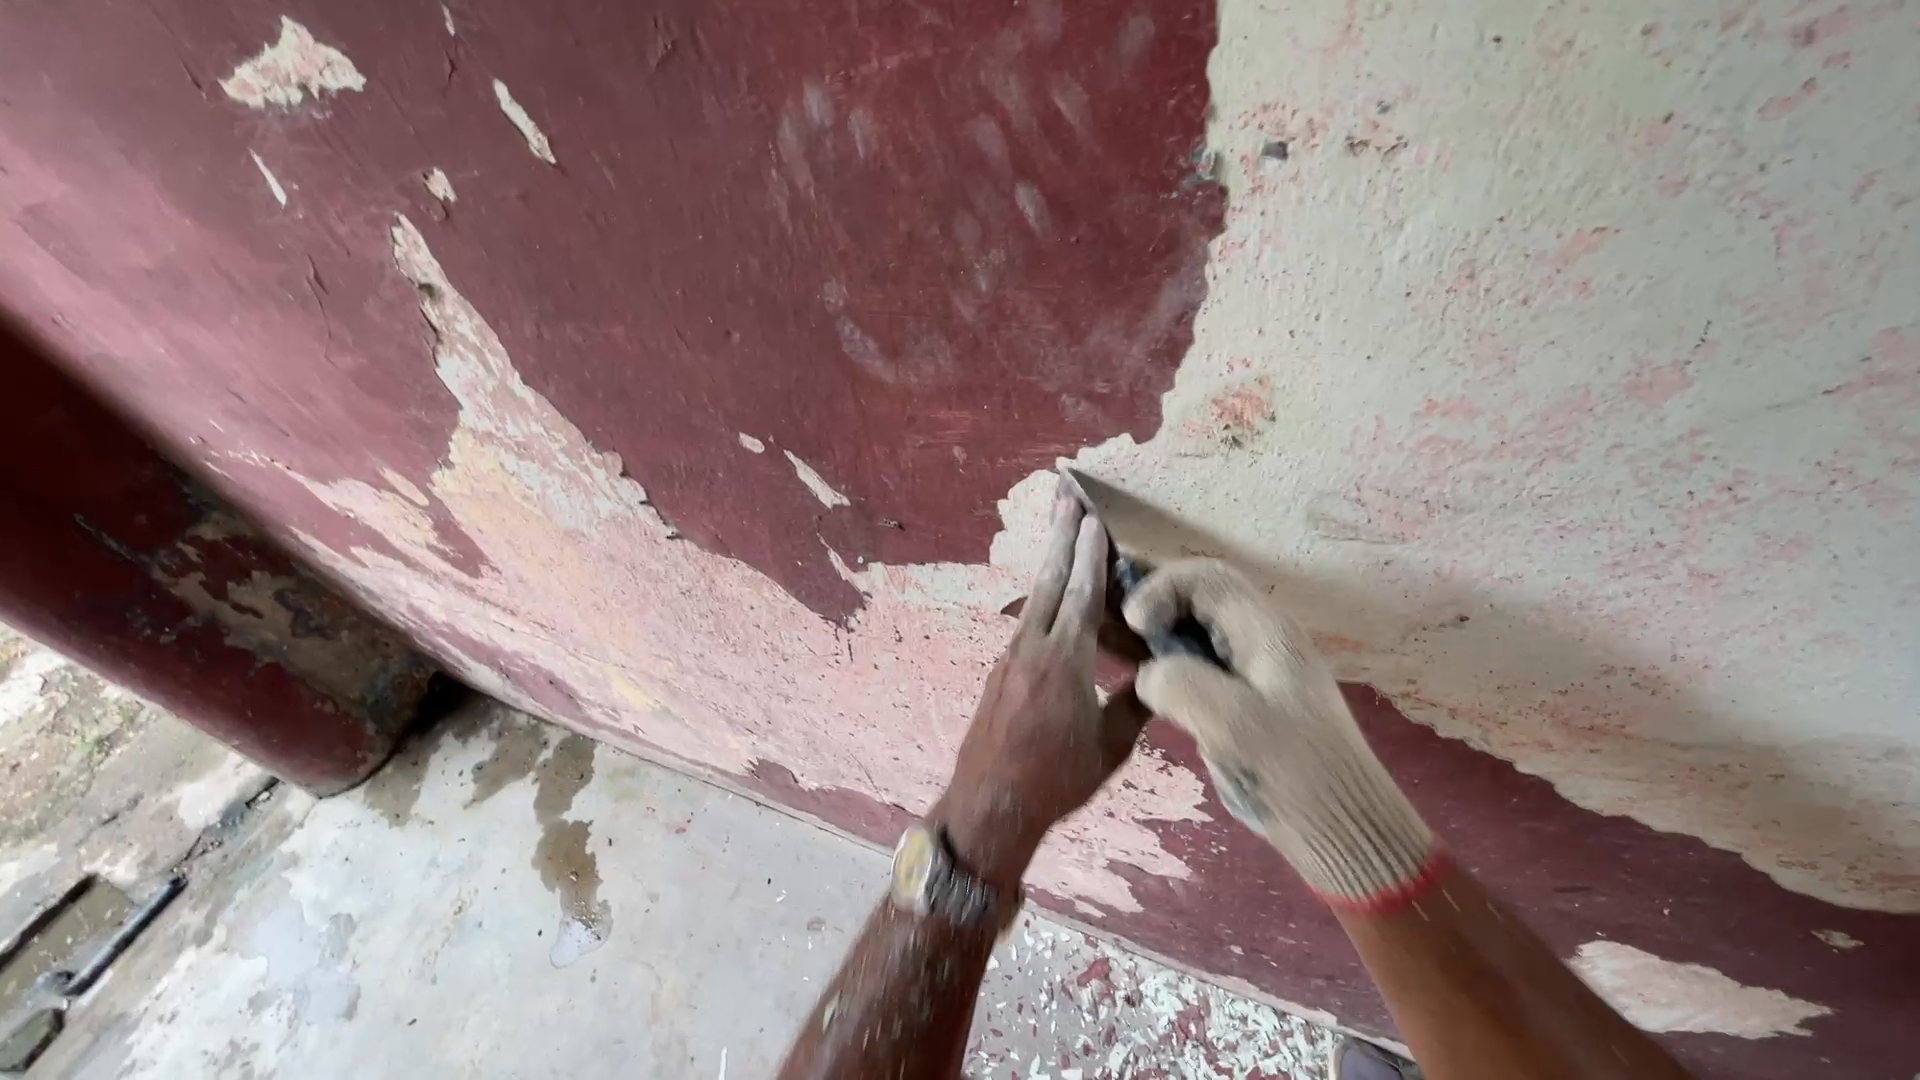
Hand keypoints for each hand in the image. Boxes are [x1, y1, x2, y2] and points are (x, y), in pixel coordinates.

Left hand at [935, 482, 1149, 889]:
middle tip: (1067, 498)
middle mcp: (1032, 647)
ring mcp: (1010, 656)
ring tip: (1059, 529)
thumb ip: (1134, 705)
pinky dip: (1043, 594)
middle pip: (1050, 581)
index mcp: (1063, 661)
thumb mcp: (1110, 747)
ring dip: (1050, 561)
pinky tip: (1051, 592)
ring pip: (1035, 598)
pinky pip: (1027, 619)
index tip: (1094, 520)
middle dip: (1061, 537)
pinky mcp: (1001, 669)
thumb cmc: (1056, 778)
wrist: (990, 803)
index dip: (1090, 556)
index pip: (1081, 595)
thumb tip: (1156, 674)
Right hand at [1124, 559, 1438, 908]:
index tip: (1135, 623)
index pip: (1205, 578)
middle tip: (1098, 607)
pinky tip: (1125, 672)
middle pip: (1193, 598)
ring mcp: (1247, 672)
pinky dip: (1156, 661)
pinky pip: (1190, 666)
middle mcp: (1256, 641)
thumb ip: (1179, 683)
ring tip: (1099, 632)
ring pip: (1187, 632)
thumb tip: (1148, 675)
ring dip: (1145, 629)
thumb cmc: (1294, 772)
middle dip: (1145, 598)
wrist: (1343, 833)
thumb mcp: (1233, 723)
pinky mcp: (1237, 703)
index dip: (1161, 587)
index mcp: (1265, 632)